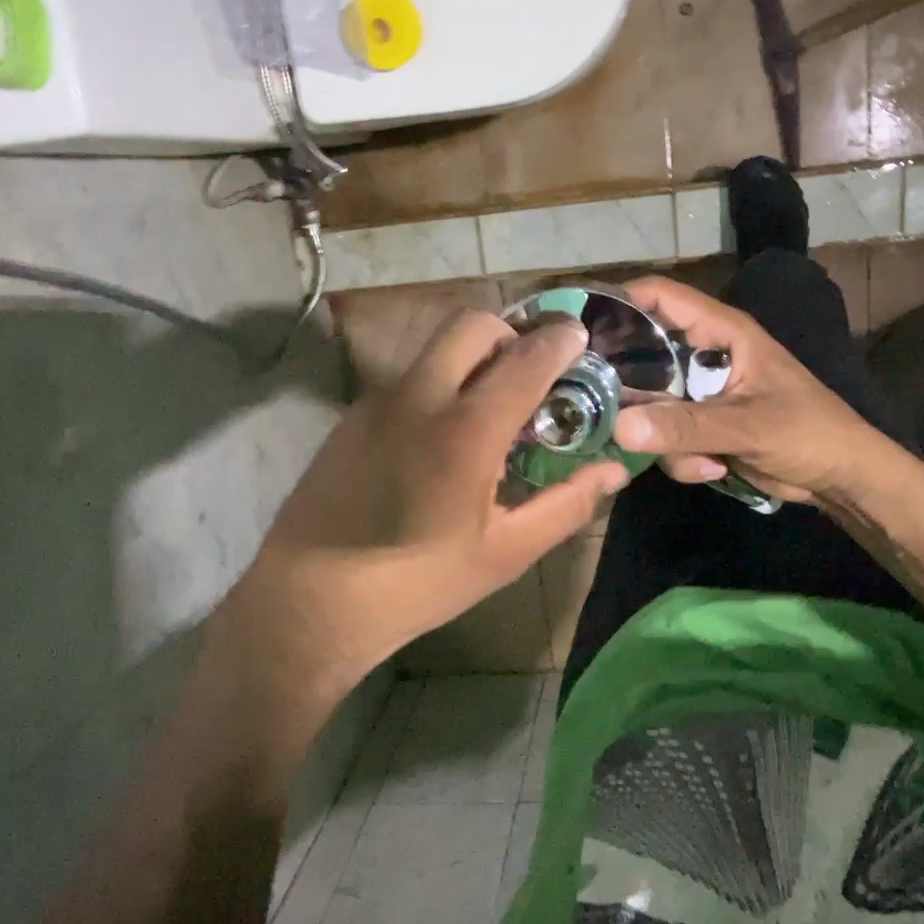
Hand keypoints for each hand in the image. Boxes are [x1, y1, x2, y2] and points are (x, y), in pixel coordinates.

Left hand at [222, 310, 629, 690]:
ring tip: (489, 413)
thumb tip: (613, 471)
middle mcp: (419, 399)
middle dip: (511, 334)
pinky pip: (409, 381)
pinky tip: (441, 443)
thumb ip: (566, 505)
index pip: (525, 359)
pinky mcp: (352, 417)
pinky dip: (439, 388)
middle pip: (472, 324)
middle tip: (530, 374)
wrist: (310, 600)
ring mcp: (378, 402)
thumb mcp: (504, 554)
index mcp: (465, 432)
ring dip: (473, 360)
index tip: (580, 337)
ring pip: (436, 351)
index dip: (560, 340)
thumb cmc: (417, 583)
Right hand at [611, 276, 883, 505]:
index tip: (576, 328)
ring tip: (704, 460)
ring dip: (666, 439)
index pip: (660, 297)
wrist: (840, 477)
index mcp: (722, 332)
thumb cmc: (808, 432)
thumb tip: (621, 426)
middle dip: (628, 389)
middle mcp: (704, 355)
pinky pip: (666, 436)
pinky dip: (682, 458)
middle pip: (642, 355)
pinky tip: (713, 471)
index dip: (619, 302)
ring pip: (651, 406)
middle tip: (600, 412)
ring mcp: (700, 393)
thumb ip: (686, 427)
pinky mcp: (701, 426)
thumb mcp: (748, 426)